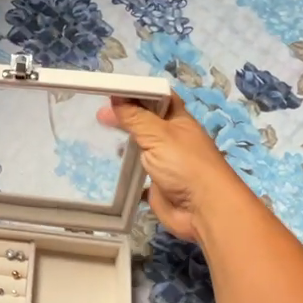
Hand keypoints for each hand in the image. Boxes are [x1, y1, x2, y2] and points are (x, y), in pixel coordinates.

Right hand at [98, 97, 251, 243]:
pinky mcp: (157, 183)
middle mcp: (172, 138)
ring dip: (126, 141)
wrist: (203, 210)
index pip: (158, 97)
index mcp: (178, 120)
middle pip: (147, 121)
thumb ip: (135, 117)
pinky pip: (138, 172)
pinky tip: (111, 166)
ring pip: (142, 145)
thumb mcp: (158, 135)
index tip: (111, 92)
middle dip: (127, 116)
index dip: (138, 92)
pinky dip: (125, 169)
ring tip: (102, 137)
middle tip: (99, 116)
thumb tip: (115, 99)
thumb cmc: (184, 165)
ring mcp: (165, 161)